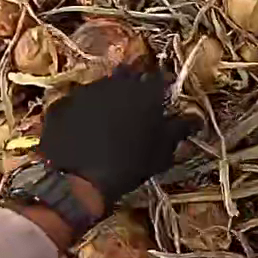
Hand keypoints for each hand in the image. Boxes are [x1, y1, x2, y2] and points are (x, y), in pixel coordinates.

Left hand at [40, 69, 197, 205]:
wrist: (77, 182)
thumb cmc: (129, 164)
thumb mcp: (162, 151)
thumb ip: (179, 129)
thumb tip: (197, 118)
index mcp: (143, 91)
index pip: (159, 77)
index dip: (163, 85)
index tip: (164, 97)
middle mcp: (114, 82)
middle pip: (129, 76)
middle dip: (135, 86)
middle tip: (137, 107)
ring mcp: (84, 91)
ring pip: (102, 86)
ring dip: (109, 96)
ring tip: (110, 119)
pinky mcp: (61, 104)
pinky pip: (77, 102)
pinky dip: (83, 110)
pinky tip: (84, 128)